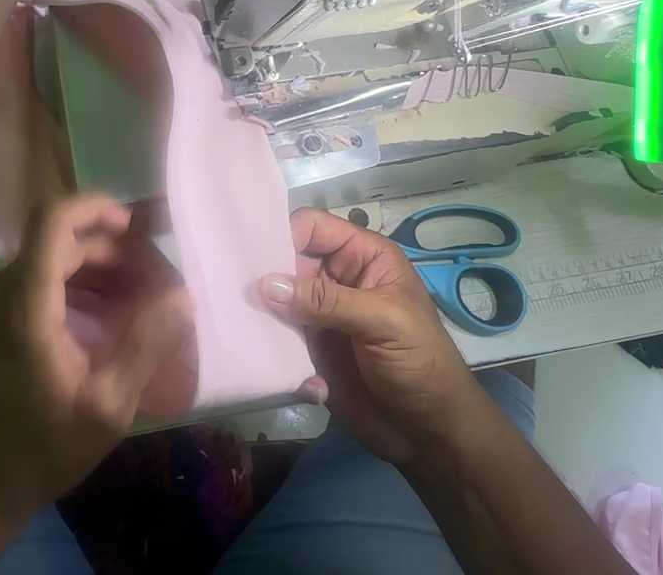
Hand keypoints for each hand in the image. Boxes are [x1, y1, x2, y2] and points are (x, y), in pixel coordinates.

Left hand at [0, 194, 191, 520]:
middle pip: (57, 241)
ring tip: (132, 301)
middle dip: (108, 250)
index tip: (134, 226)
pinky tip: (97, 320)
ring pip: (44, 260)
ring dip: (91, 269)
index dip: (95, 207)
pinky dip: (68, 286)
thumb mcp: (107, 408)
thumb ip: (146, 345)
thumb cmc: (39, 449)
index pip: (53, 220)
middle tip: (150, 281)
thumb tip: (183, 297)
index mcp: (24, 304)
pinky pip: (30, 281)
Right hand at [260, 207, 473, 464]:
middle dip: (262, 272)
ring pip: (276, 296)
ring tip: (238, 321)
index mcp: (362, 256)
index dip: (284, 234)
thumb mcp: (384, 322)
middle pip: (287, 259)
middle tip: (232, 289)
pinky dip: (266, 340)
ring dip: (260, 310)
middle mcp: (337, 277)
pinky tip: (255, 350)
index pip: (313, 227)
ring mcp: (319, 313)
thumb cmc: (422, 365)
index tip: (252, 257)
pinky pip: (276, 332)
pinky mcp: (307, 346)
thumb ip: (328, 300)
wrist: (430, 434)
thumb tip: (267, 283)